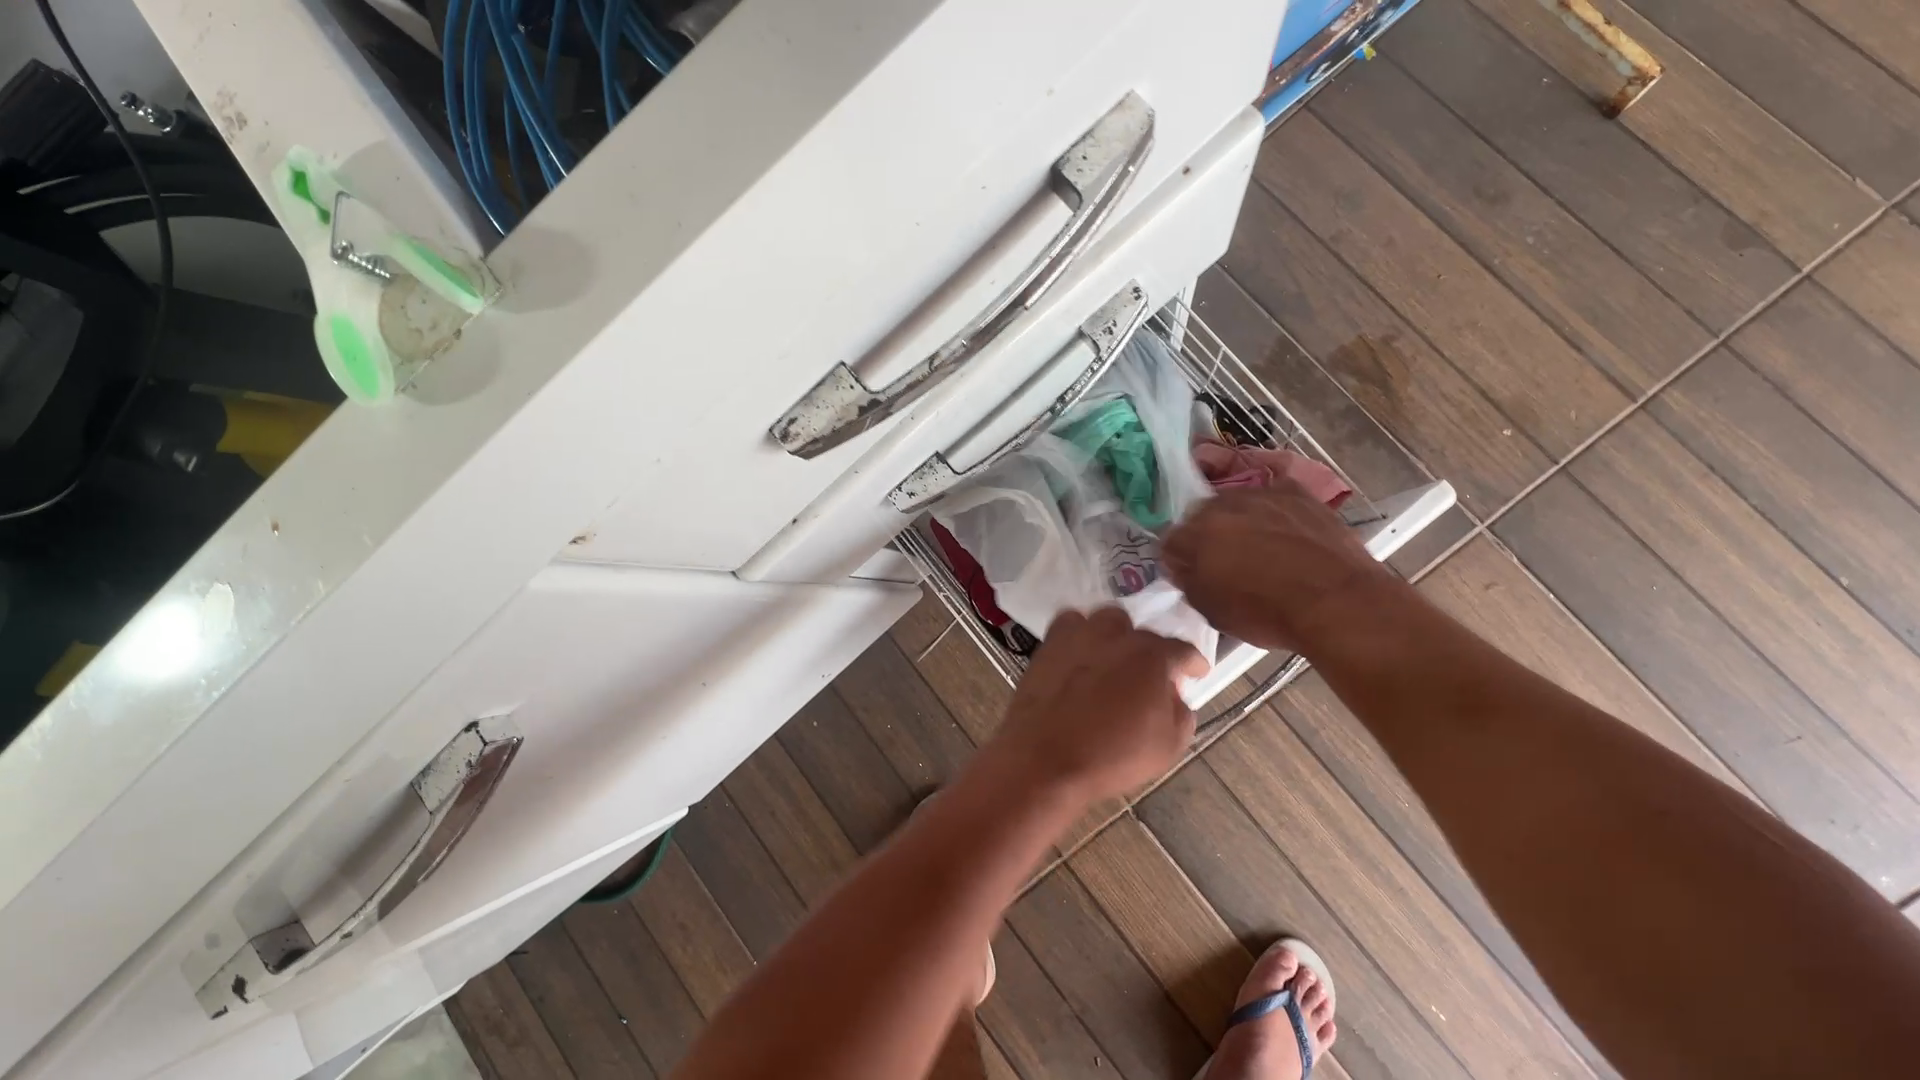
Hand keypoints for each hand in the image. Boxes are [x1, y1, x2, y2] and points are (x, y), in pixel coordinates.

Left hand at [988, 608, 1205, 803]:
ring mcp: (1081, 635)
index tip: (1195, 673)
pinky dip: (1081, 635)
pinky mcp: (1050, 644)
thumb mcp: (1168, 746)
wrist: (1044, 759)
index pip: (1183, 650)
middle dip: (1151, 653)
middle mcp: (1118, 636)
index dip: (1192, 663)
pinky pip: (1071, 626)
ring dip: (1117, 636)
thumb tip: (1174, 696)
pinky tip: (1081, 655)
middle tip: (1148, 678)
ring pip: (1108, 621)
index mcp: (1152, 657)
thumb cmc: (1111, 757)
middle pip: (1143, 633)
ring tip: (1114, 660)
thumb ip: (1181, 713)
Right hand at [1162, 479, 1407, 652]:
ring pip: (1236, 502)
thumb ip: (1189, 582)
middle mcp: (1221, 506)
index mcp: (1194, 535)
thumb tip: (1182, 566)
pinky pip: (1271, 495)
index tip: (1191, 573)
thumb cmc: (1269, 614)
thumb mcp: (1213, 611)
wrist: (1336, 601)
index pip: (1170, 541)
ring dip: (1238, 519)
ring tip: (1257, 546)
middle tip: (1223, 561)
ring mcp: (1260, 494)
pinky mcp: (1295, 492)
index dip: (1179, 558)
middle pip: (1201, 515)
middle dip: (1207, 534)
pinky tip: (1282, 530)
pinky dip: (1270, 510)